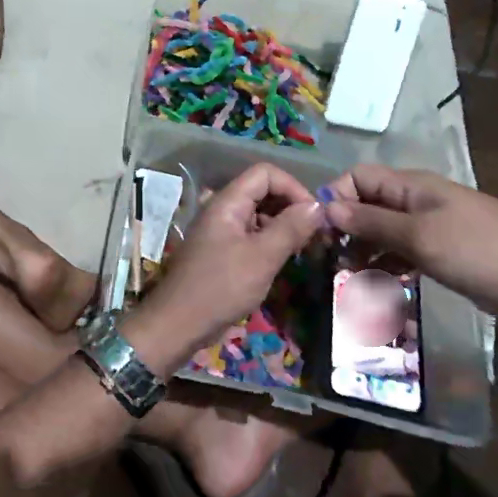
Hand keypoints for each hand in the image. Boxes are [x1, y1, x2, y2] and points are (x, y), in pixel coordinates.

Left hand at [130, 163, 322, 358]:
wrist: (179, 322)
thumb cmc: (221, 287)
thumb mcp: (262, 257)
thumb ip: (290, 228)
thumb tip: (318, 206)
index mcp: (227, 203)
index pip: (264, 173)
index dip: (293, 187)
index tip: (314, 214)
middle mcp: (222, 210)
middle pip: (262, 192)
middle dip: (291, 207)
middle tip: (315, 234)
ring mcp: (221, 231)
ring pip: (258, 215)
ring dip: (283, 226)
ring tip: (304, 248)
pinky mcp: (222, 251)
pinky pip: (251, 235)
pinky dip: (270, 242)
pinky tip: (285, 260)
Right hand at [323, 166, 497, 314]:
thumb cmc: (483, 252)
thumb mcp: (419, 237)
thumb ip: (370, 222)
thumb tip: (326, 206)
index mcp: (411, 186)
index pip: (357, 177)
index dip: (336, 198)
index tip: (323, 233)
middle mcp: (416, 202)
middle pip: (366, 206)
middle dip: (346, 231)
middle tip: (333, 264)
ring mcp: (431, 229)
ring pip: (382, 233)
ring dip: (364, 253)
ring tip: (353, 281)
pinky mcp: (443, 254)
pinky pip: (403, 254)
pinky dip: (388, 267)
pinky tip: (380, 289)